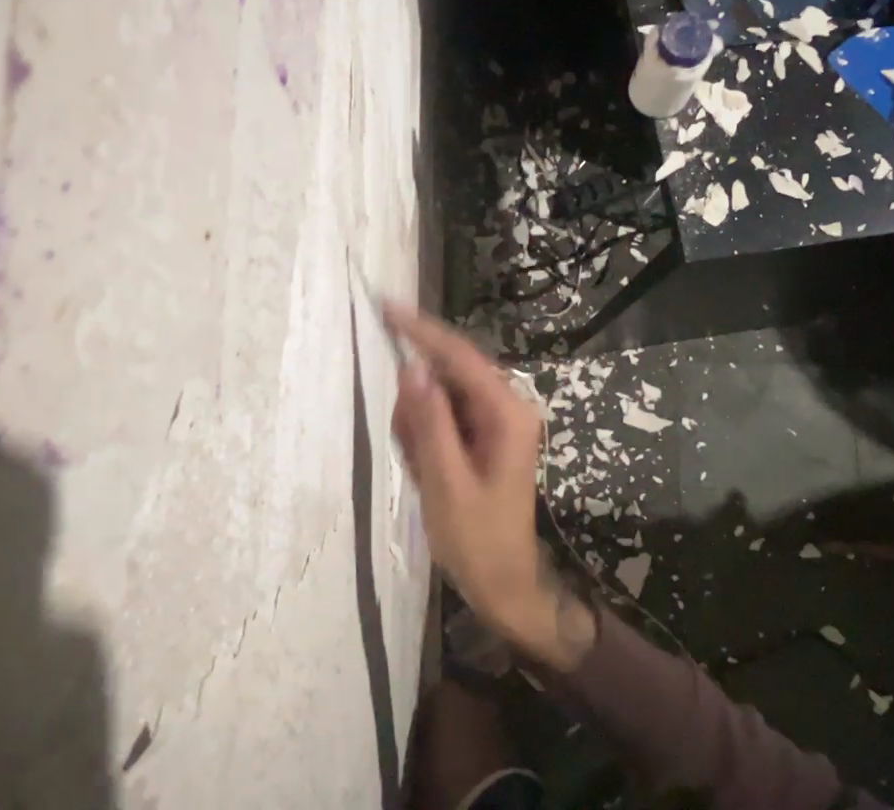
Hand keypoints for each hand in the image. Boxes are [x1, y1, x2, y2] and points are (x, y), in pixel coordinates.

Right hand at [384, 303, 593, 670]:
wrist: (504, 586)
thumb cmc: (477, 540)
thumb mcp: (445, 482)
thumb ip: (428, 421)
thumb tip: (411, 367)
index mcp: (507, 414)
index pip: (459, 357)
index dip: (421, 331)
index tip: (386, 306)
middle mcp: (505, 408)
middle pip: (445, 376)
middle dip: (416, 407)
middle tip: (411, 454)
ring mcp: (494, 423)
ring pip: (438, 399)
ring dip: (418, 429)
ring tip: (422, 473)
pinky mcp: (482, 438)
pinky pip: (441, 421)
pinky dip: (424, 441)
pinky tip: (427, 474)